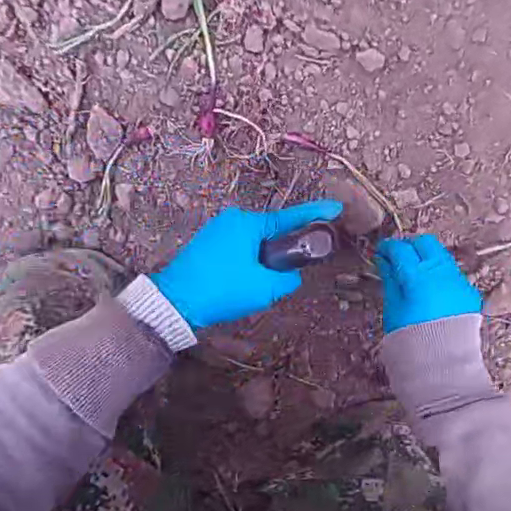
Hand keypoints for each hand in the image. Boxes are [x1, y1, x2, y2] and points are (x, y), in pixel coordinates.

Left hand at [151, 201, 343, 328]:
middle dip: (285, 248)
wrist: (174, 302)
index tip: (335, 208)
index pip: (290, 217)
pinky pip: (240, 247)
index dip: (316, 213)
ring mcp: (218, 230)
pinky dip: (250, 260)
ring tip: (261, 283)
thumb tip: (291, 275)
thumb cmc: (221, 290)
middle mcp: (233, 220)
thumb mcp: (264, 289)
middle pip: (273, 231)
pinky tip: (247, 280)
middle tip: (293, 267)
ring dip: (265, 258)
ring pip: (256, 242)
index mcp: (248, 224)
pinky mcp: (209, 243)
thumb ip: (288, 278)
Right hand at [375, 235, 481, 333]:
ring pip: (441, 256)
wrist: (442, 365)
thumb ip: (390, 280)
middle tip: (397, 258)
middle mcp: (442, 273)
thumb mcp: (394, 309)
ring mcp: (459, 281)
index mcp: (418, 276)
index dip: (388, 248)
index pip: (401, 249)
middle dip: (410, 246)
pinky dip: (439, 274)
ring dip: (426, 258)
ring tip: (413, 273)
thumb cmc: (411, 340)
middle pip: (425, 243)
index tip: (382, 252)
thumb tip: (384, 261)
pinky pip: (453, 274)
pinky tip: (430, 288)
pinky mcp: (469, 293)